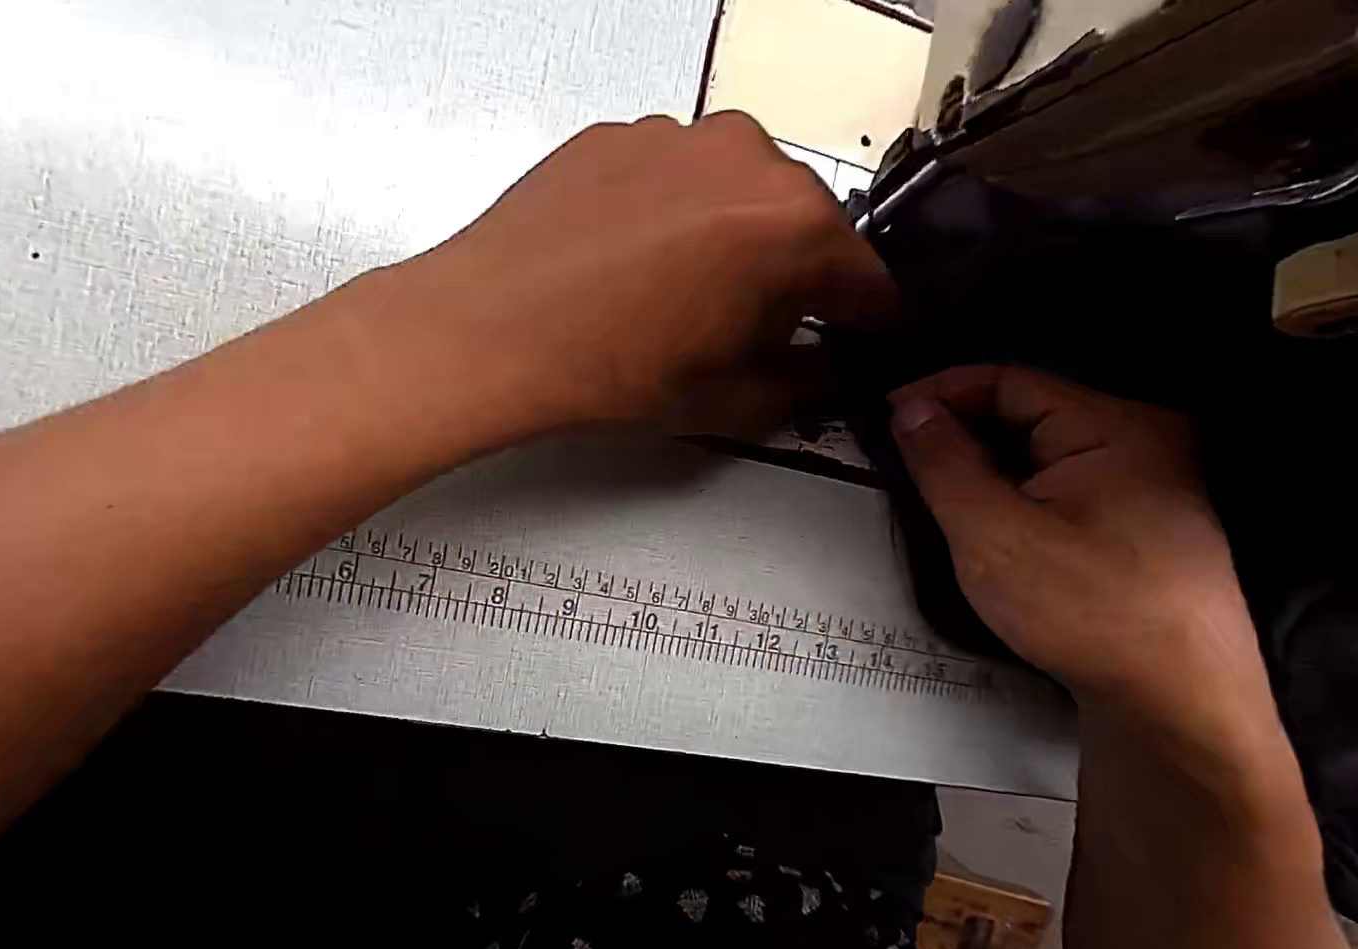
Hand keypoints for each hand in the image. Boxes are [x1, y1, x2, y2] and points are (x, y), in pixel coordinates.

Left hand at [335, 112, 894, 436]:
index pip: (865, 276)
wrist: (489, 335)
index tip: (861, 333)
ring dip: (730, 249)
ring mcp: (677, 138)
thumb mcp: (721, 401)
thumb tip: (820, 369)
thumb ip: (798, 385)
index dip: (868, 317)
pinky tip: (634, 271)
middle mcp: (742, 160)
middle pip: (801, 230)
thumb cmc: (593, 366)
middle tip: (749, 336)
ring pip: (738, 200)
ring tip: (675, 307)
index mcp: (787, 227)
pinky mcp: (622, 137)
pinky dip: (674, 223)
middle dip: (791, 285)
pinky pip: (677, 183)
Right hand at [888, 366, 1272, 732]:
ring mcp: (1141, 483)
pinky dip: (1007, 488)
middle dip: (956, 429)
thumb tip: (908, 407)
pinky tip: (976, 514)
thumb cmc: (1081, 608)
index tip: (885, 413)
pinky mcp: (1132, 521)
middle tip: (898, 455)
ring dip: (978, 462)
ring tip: (927, 485)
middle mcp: (1138, 440)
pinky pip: (1054, 483)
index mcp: (1113, 427)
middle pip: (1025, 413)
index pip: (1009, 381)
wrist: (1172, 702)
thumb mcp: (991, 532)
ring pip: (1037, 452)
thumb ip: (944, 462)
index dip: (940, 391)